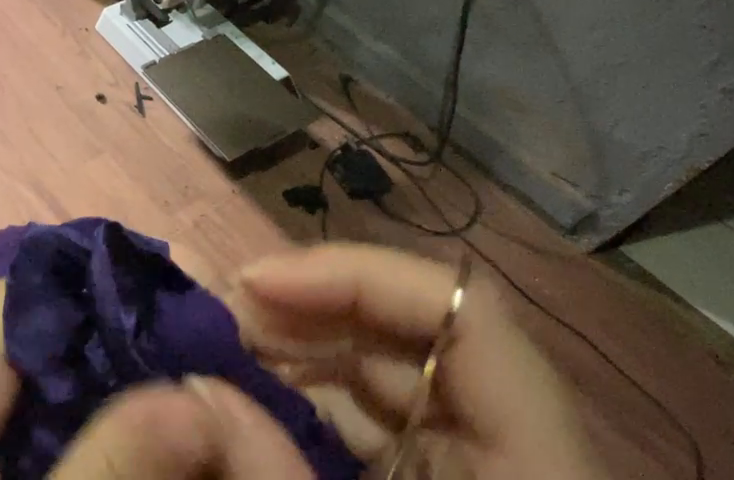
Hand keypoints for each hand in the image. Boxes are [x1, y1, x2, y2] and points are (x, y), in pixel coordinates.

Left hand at [0, 279, 371, 479]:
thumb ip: (116, 464)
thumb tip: (199, 396)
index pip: (35, 288)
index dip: (110, 304)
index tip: (181, 341)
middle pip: (20, 305)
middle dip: (96, 330)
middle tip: (171, 378)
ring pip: (3, 334)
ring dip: (69, 357)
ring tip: (136, 404)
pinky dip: (35, 383)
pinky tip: (74, 431)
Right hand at [229, 244, 600, 478]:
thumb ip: (279, 476)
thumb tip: (192, 386)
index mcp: (541, 464)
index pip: (468, 314)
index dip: (355, 274)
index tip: (255, 281)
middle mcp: (522, 444)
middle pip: (422, 325)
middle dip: (313, 300)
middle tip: (224, 308)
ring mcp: (486, 461)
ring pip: (397, 363)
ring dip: (306, 340)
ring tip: (227, 340)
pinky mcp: (454, 477)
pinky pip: (386, 411)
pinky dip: (319, 390)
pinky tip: (261, 387)